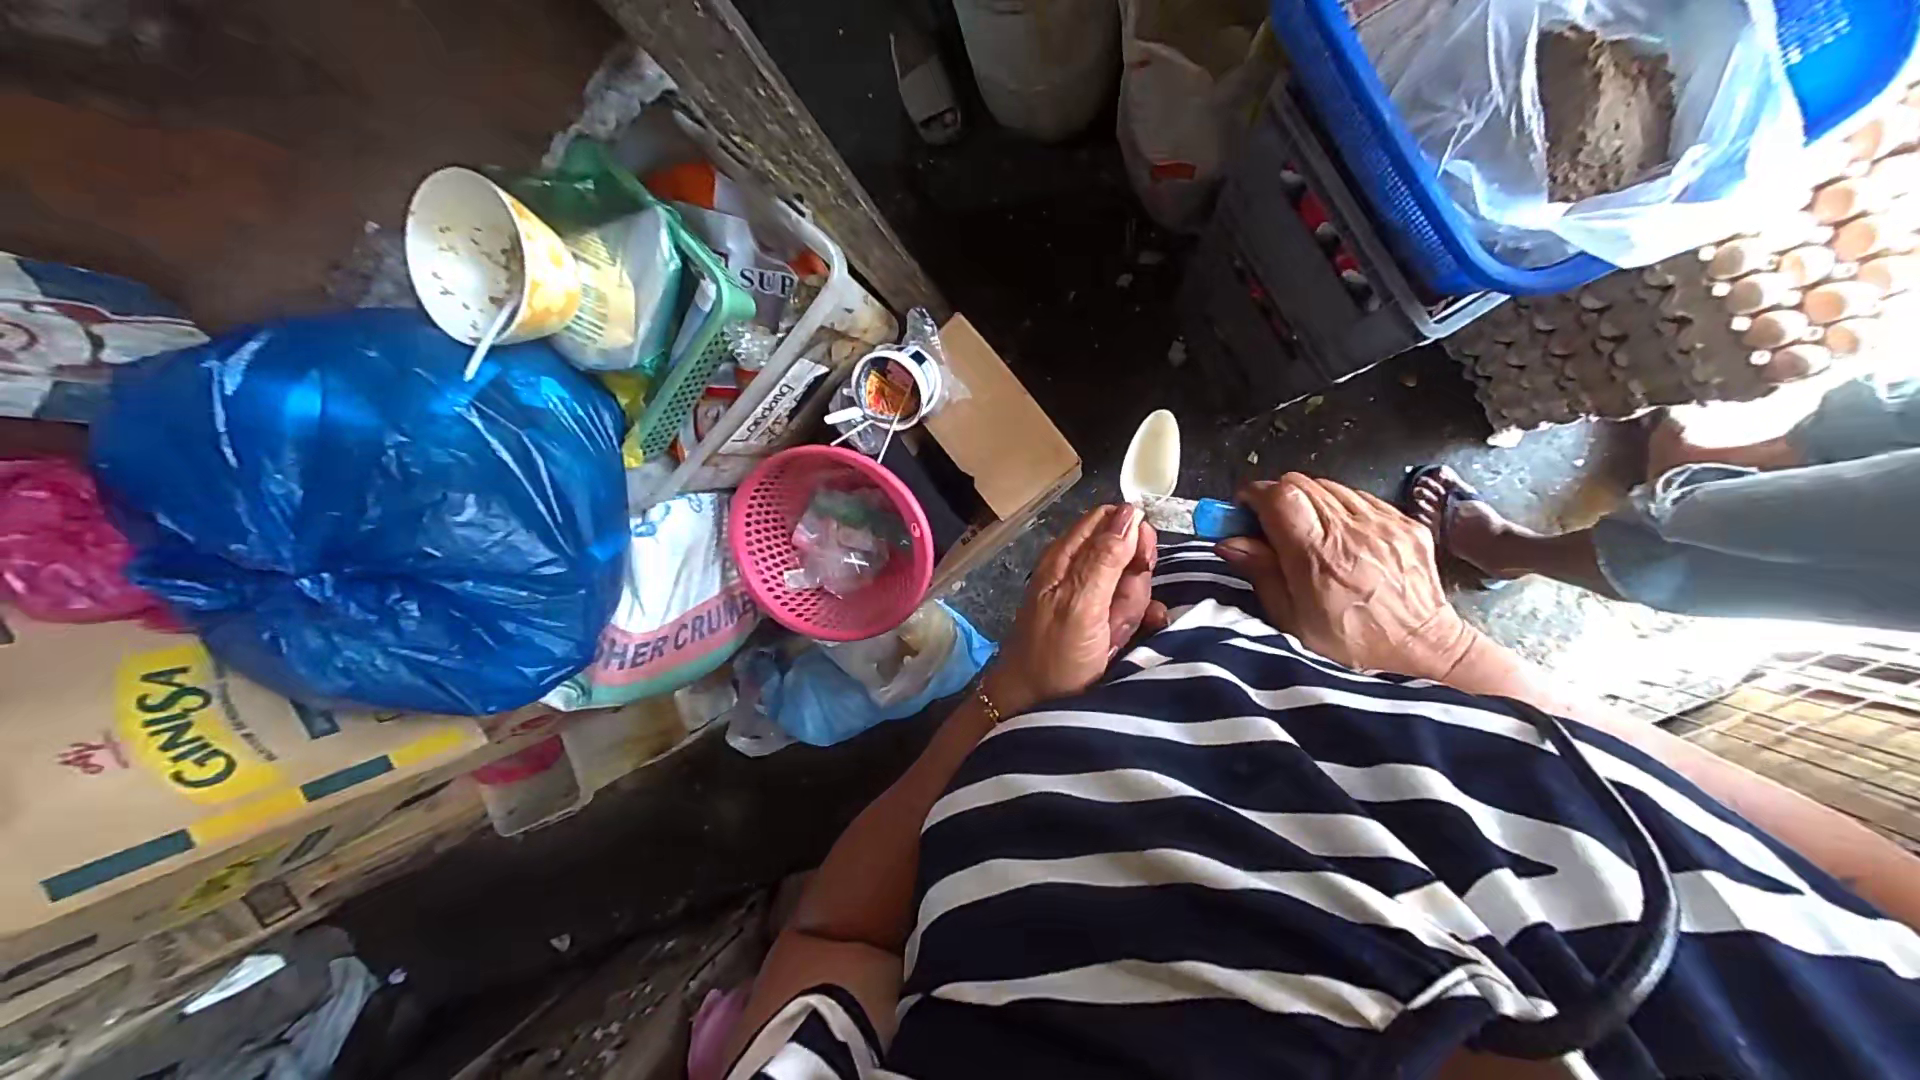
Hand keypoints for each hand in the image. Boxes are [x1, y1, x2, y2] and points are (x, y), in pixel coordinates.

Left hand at [983, 504, 1166, 715]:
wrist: (1035, 706)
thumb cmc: (1053, 655)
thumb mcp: (1080, 602)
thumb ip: (1106, 557)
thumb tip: (1131, 510)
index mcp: (1067, 557)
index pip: (1109, 521)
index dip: (1132, 535)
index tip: (1141, 561)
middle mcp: (1081, 571)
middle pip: (1128, 554)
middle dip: (1134, 581)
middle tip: (1118, 609)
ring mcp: (1095, 599)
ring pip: (1134, 585)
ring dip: (1132, 609)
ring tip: (1112, 634)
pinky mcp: (1106, 625)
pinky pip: (1136, 610)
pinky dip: (1139, 624)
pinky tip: (1129, 641)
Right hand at [1215, 474, 1480, 679]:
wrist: (1421, 647)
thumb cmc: (1349, 641)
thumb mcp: (1290, 617)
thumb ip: (1260, 572)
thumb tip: (1229, 542)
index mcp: (1318, 557)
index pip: (1279, 496)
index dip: (1254, 495)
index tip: (1243, 508)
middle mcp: (1352, 532)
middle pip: (1301, 483)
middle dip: (1276, 496)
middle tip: (1268, 522)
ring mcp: (1383, 523)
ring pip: (1329, 486)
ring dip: (1307, 500)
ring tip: (1305, 530)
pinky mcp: (1405, 522)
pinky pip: (1359, 497)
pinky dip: (1339, 507)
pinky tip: (1338, 534)